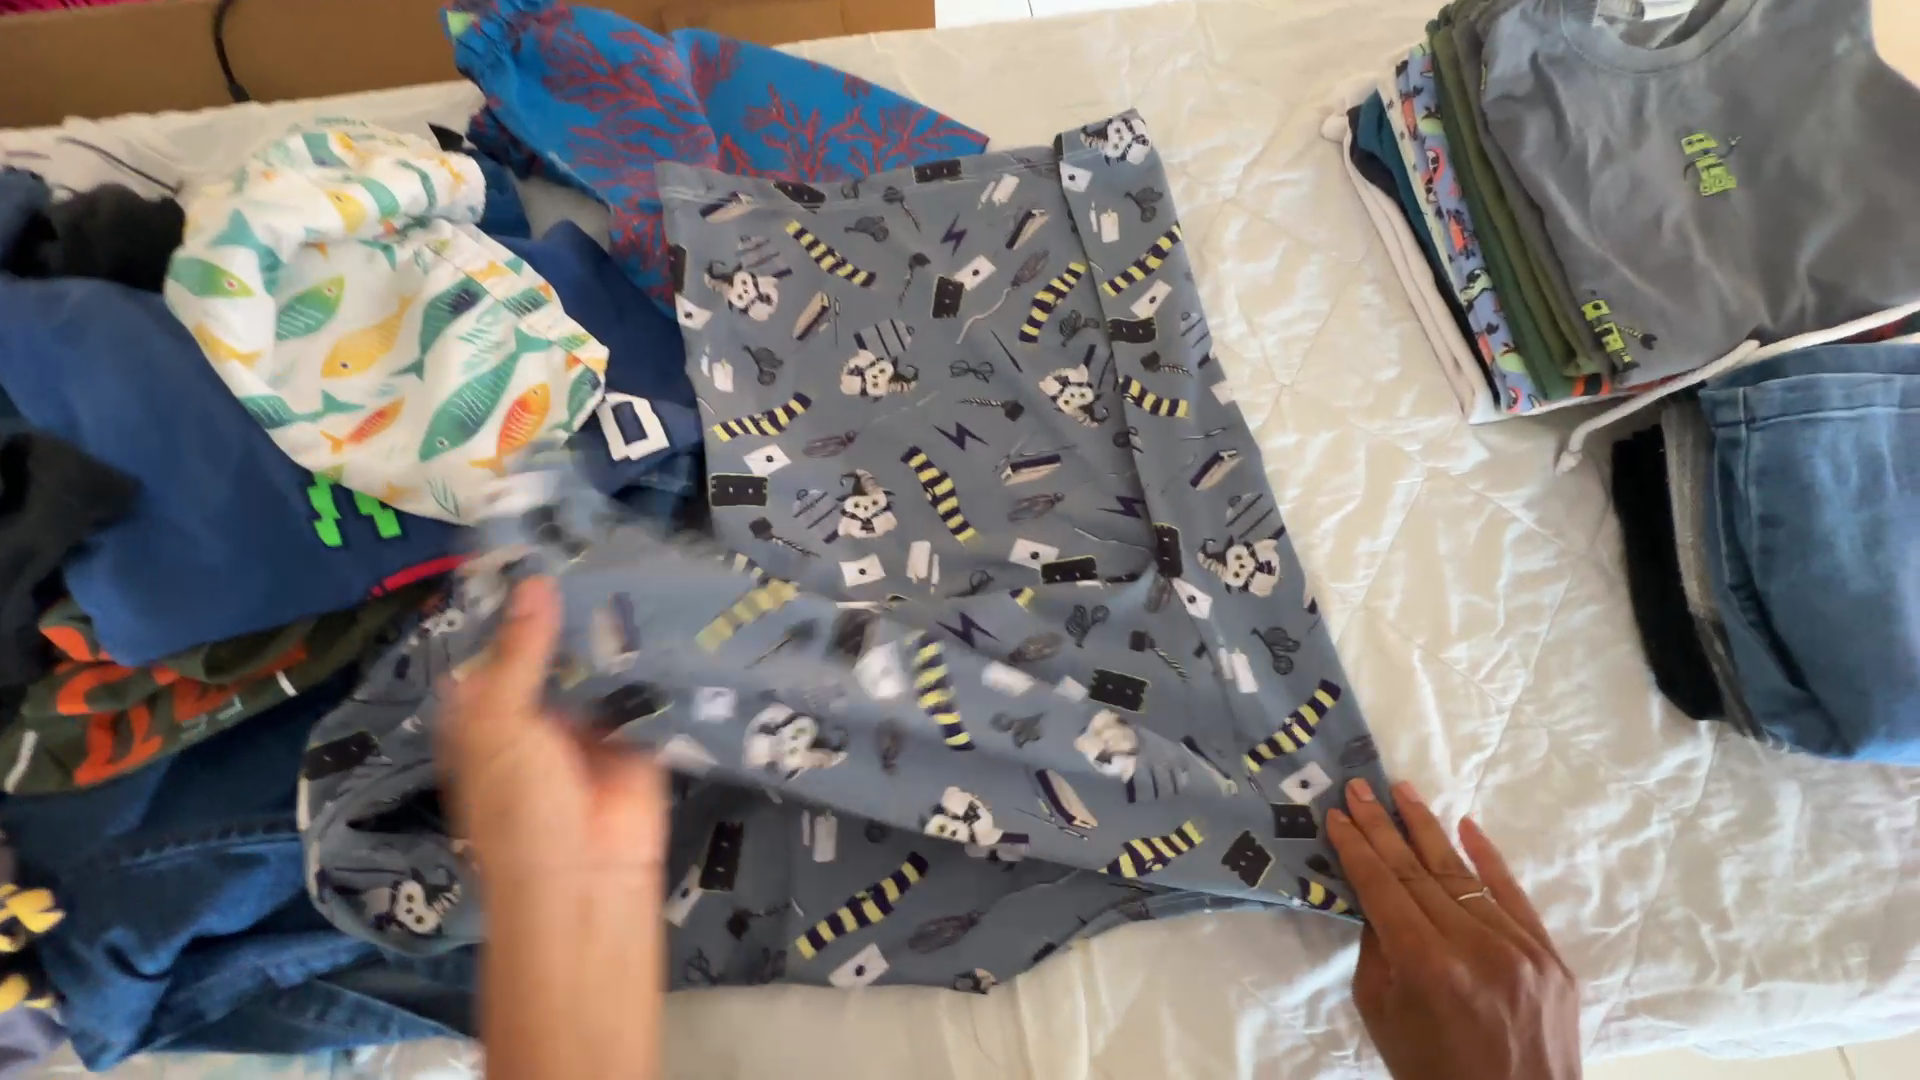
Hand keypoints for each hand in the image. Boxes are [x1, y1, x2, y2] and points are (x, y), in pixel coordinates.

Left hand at [435, 576, 667, 1079]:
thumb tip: (537, 581)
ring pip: (603, 659)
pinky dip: (658, 655)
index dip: (512, 597)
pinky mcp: (641, 725)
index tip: (542, 540)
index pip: (497, 640)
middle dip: (575, 604)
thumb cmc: (522, 805)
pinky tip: (675, 611)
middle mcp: (538, 705)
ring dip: (619, 626)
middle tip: (605, 538)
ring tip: (644, 561)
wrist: (589, 875)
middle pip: (555, 643)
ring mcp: (592, 716)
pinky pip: (647, 683)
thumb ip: (521, 654)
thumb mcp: (503, 726)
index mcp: (489, 706)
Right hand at [1327, 779, 1580, 1079]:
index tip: (1336, 813)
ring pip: (1461, 873)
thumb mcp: (1378, 1007)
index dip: (1355, 846)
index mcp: (1426, 964)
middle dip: (1381, 825)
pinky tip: (1465, 825)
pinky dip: (1488, 858)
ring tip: (1401, 789)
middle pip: (1416, 870)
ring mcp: (1521, 951)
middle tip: (1359, 786)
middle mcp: (1475, 948)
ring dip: (1426, 827)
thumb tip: (1373, 891)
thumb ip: (1375, 942)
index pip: (1381, 885)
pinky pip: (1514, 896)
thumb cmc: (1428, 1069)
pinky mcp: (1552, 960)